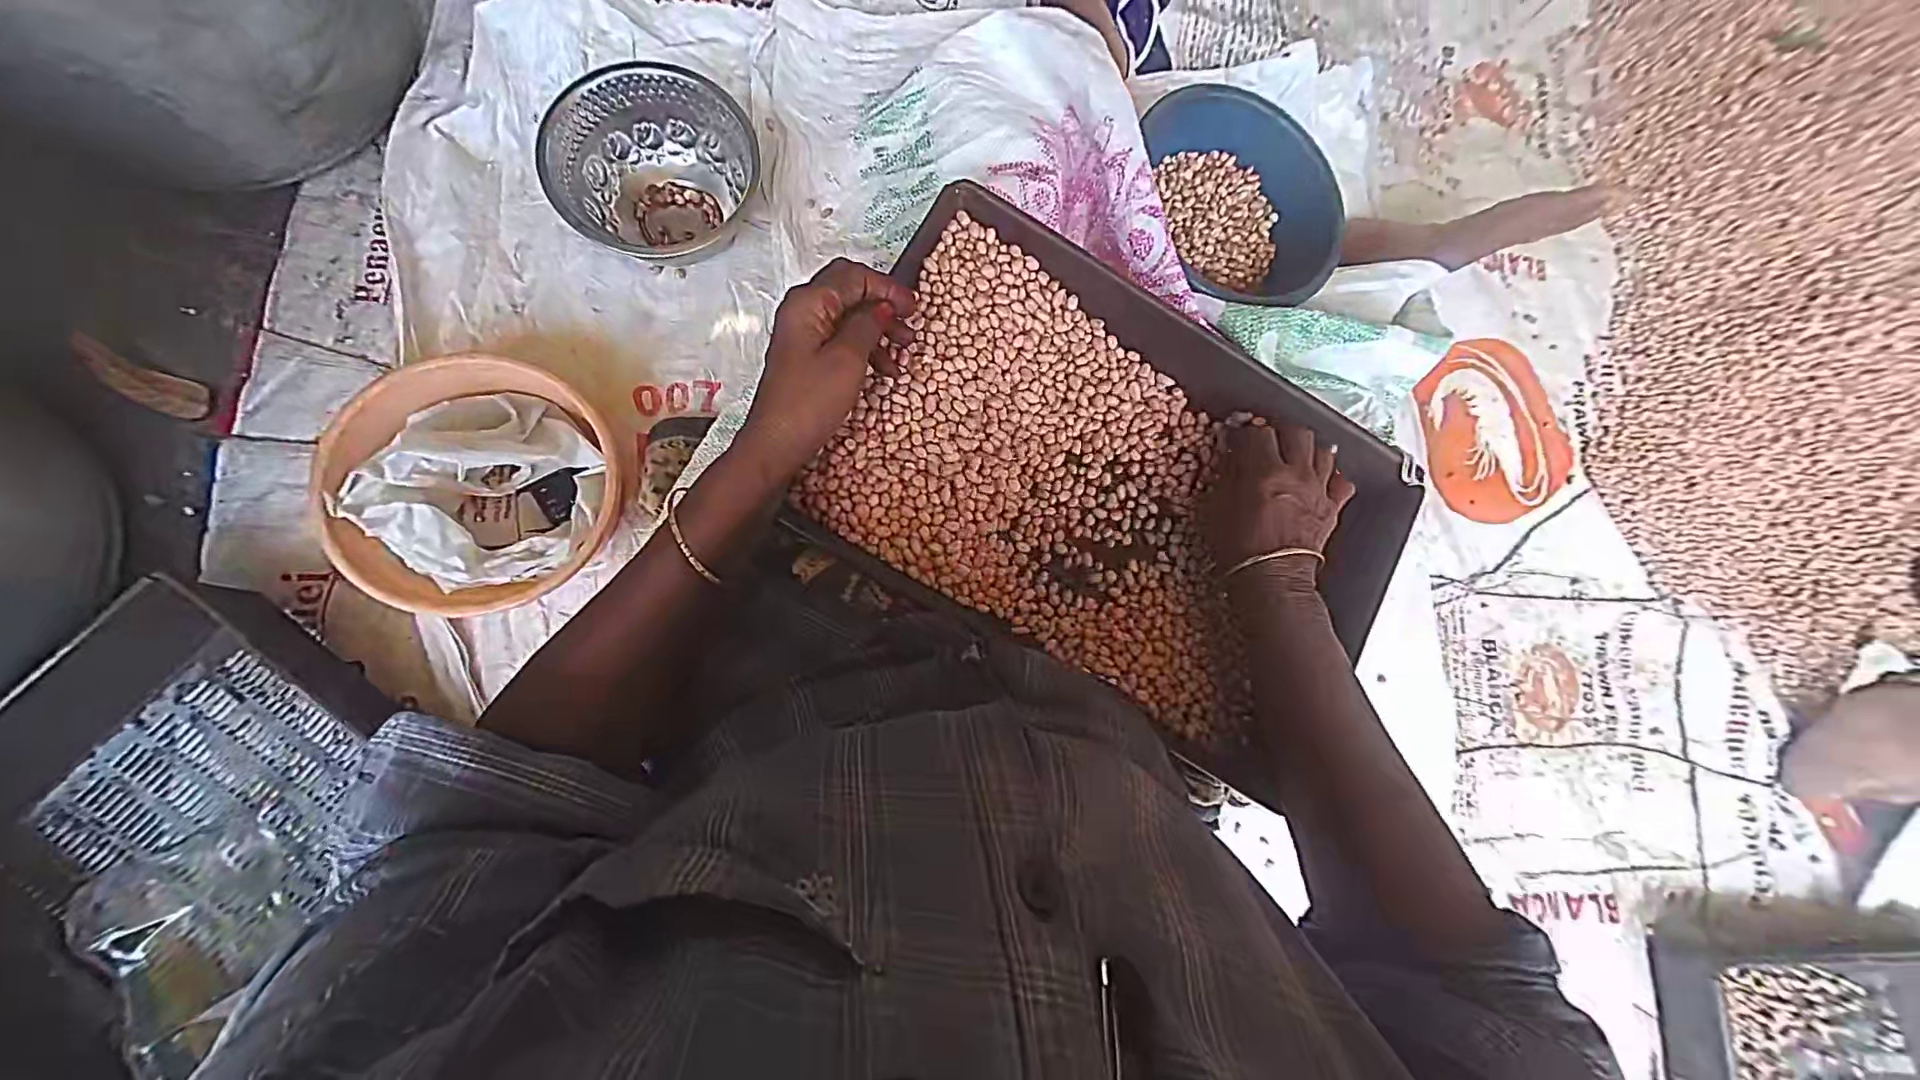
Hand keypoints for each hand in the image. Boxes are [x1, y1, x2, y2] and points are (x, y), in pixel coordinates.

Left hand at [736, 258, 915, 480]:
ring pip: (849, 319)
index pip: (854, 276)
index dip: (888, 288)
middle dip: (884, 308)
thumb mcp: (848, 359)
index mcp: (809, 302)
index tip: (913, 307)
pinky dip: (865, 350)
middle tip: (909, 329)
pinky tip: (883, 370)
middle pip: (851, 293)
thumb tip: (883, 306)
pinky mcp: (808, 358)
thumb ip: (867, 325)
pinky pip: (842, 342)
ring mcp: (804, 335)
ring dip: (878, 332)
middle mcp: (803, 311)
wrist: (778, 443)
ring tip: (902, 354)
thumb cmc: (810, 402)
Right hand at [1203, 419, 1353, 591]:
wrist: (1272, 578)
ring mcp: (1319, 490)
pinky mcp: (1332, 507)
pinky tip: (1318, 479)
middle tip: (1267, 439)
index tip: (1236, 437)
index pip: (1257, 433)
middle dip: (1280, 431)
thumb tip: (1230, 457)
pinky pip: (1341, 480)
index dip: (1244, 431)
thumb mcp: (1216, 509)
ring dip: (1307, 449)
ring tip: (1294, 455)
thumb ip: (1226, 477)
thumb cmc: (1238, 548)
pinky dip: (1331, 475)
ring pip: (1323, 450)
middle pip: (1296, 432)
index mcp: (1264, 473)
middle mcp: (1296, 474)